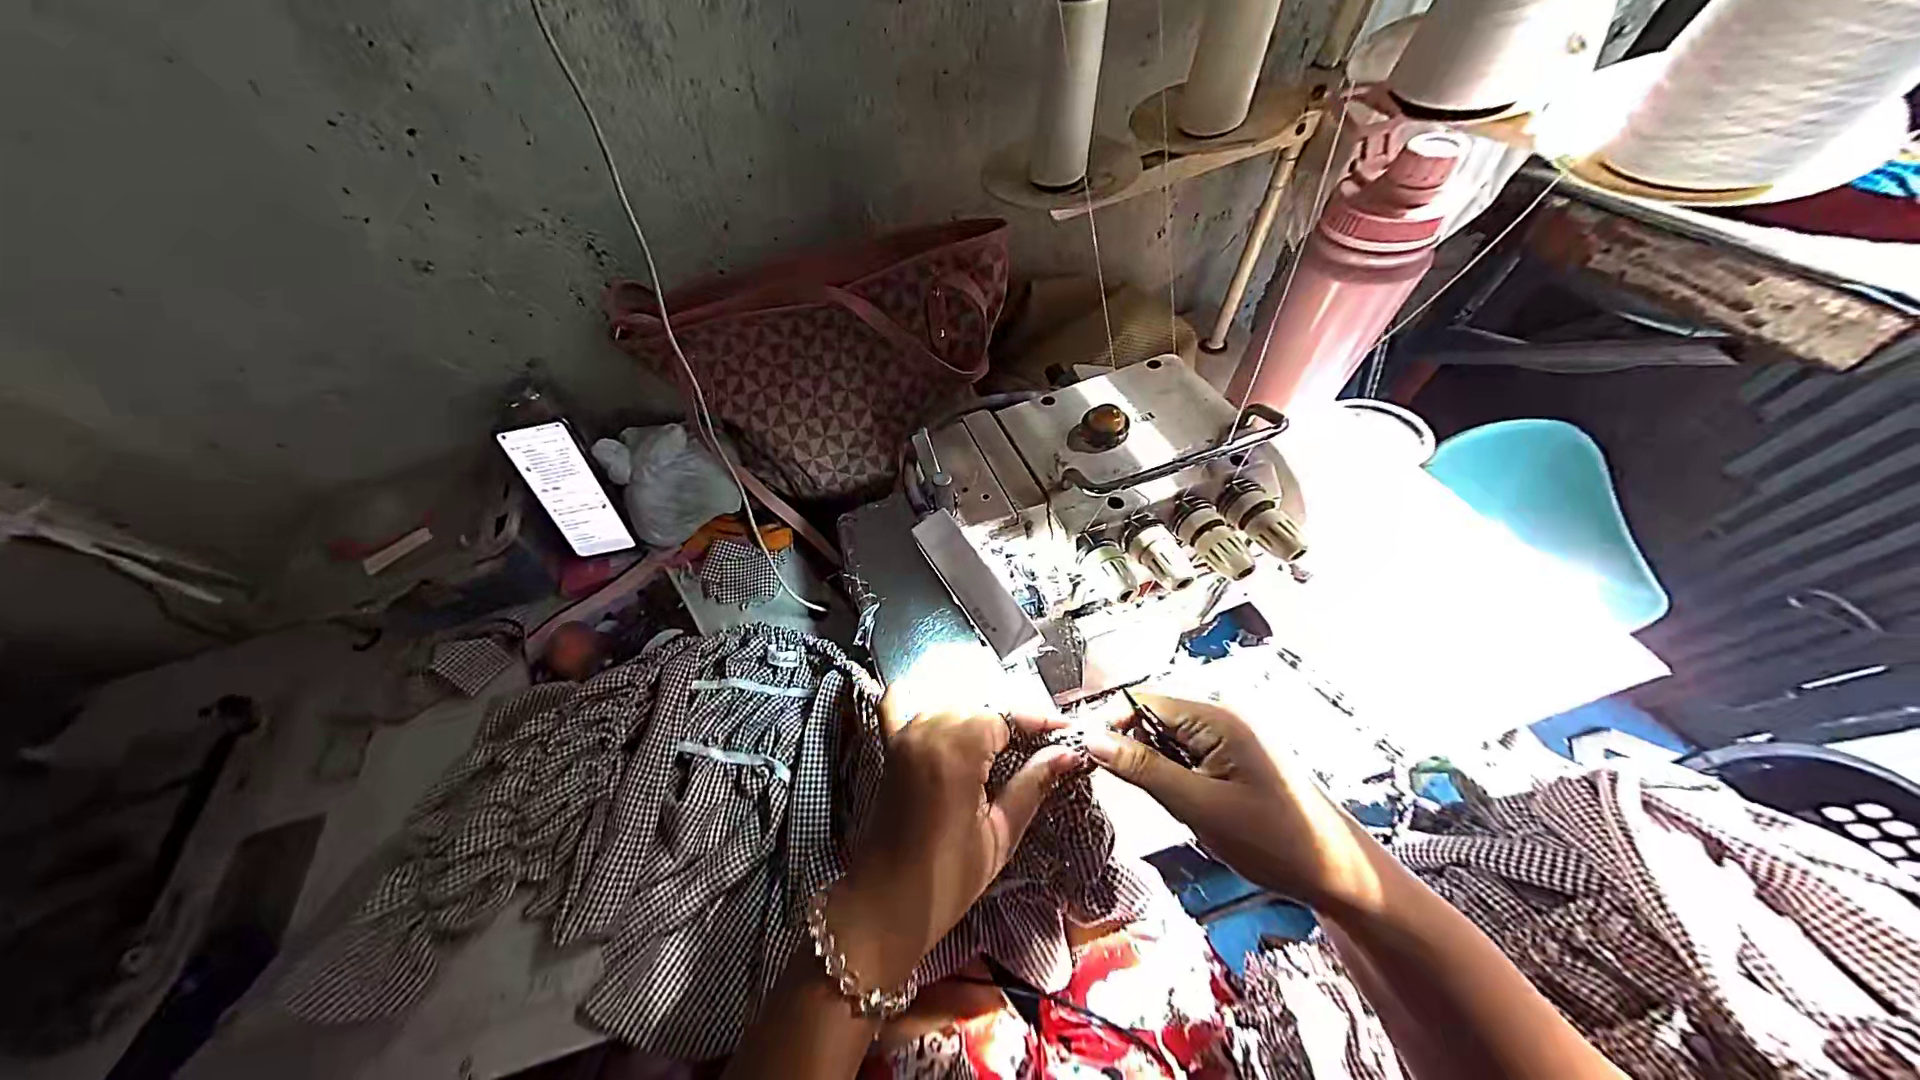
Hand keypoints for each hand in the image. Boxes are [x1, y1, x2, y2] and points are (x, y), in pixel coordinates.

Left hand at [827, 685, 1079, 988]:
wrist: (885, 904)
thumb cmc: (948, 878)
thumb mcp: (1000, 833)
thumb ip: (1033, 784)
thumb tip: (1067, 754)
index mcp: (956, 751)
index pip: (1006, 716)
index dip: (1039, 722)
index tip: (1068, 733)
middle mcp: (927, 732)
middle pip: (979, 710)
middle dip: (1012, 724)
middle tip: (1044, 747)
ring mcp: (904, 738)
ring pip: (949, 708)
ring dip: (976, 719)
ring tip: (1006, 743)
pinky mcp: (888, 750)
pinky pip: (897, 710)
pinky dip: (911, 700)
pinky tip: (925, 699)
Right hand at [1083, 691, 1377, 909]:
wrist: (1338, 873)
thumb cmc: (1278, 841)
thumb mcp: (1198, 806)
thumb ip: (1142, 768)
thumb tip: (1093, 739)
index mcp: (1216, 717)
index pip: (1141, 701)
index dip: (1110, 725)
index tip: (1086, 753)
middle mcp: (1223, 716)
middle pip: (1152, 717)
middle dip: (1133, 749)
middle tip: (1134, 789)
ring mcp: (1230, 734)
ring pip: (1167, 738)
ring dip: (1156, 766)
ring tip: (1174, 801)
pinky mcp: (1234, 754)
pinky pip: (1187, 753)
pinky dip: (1176, 775)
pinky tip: (1190, 803)